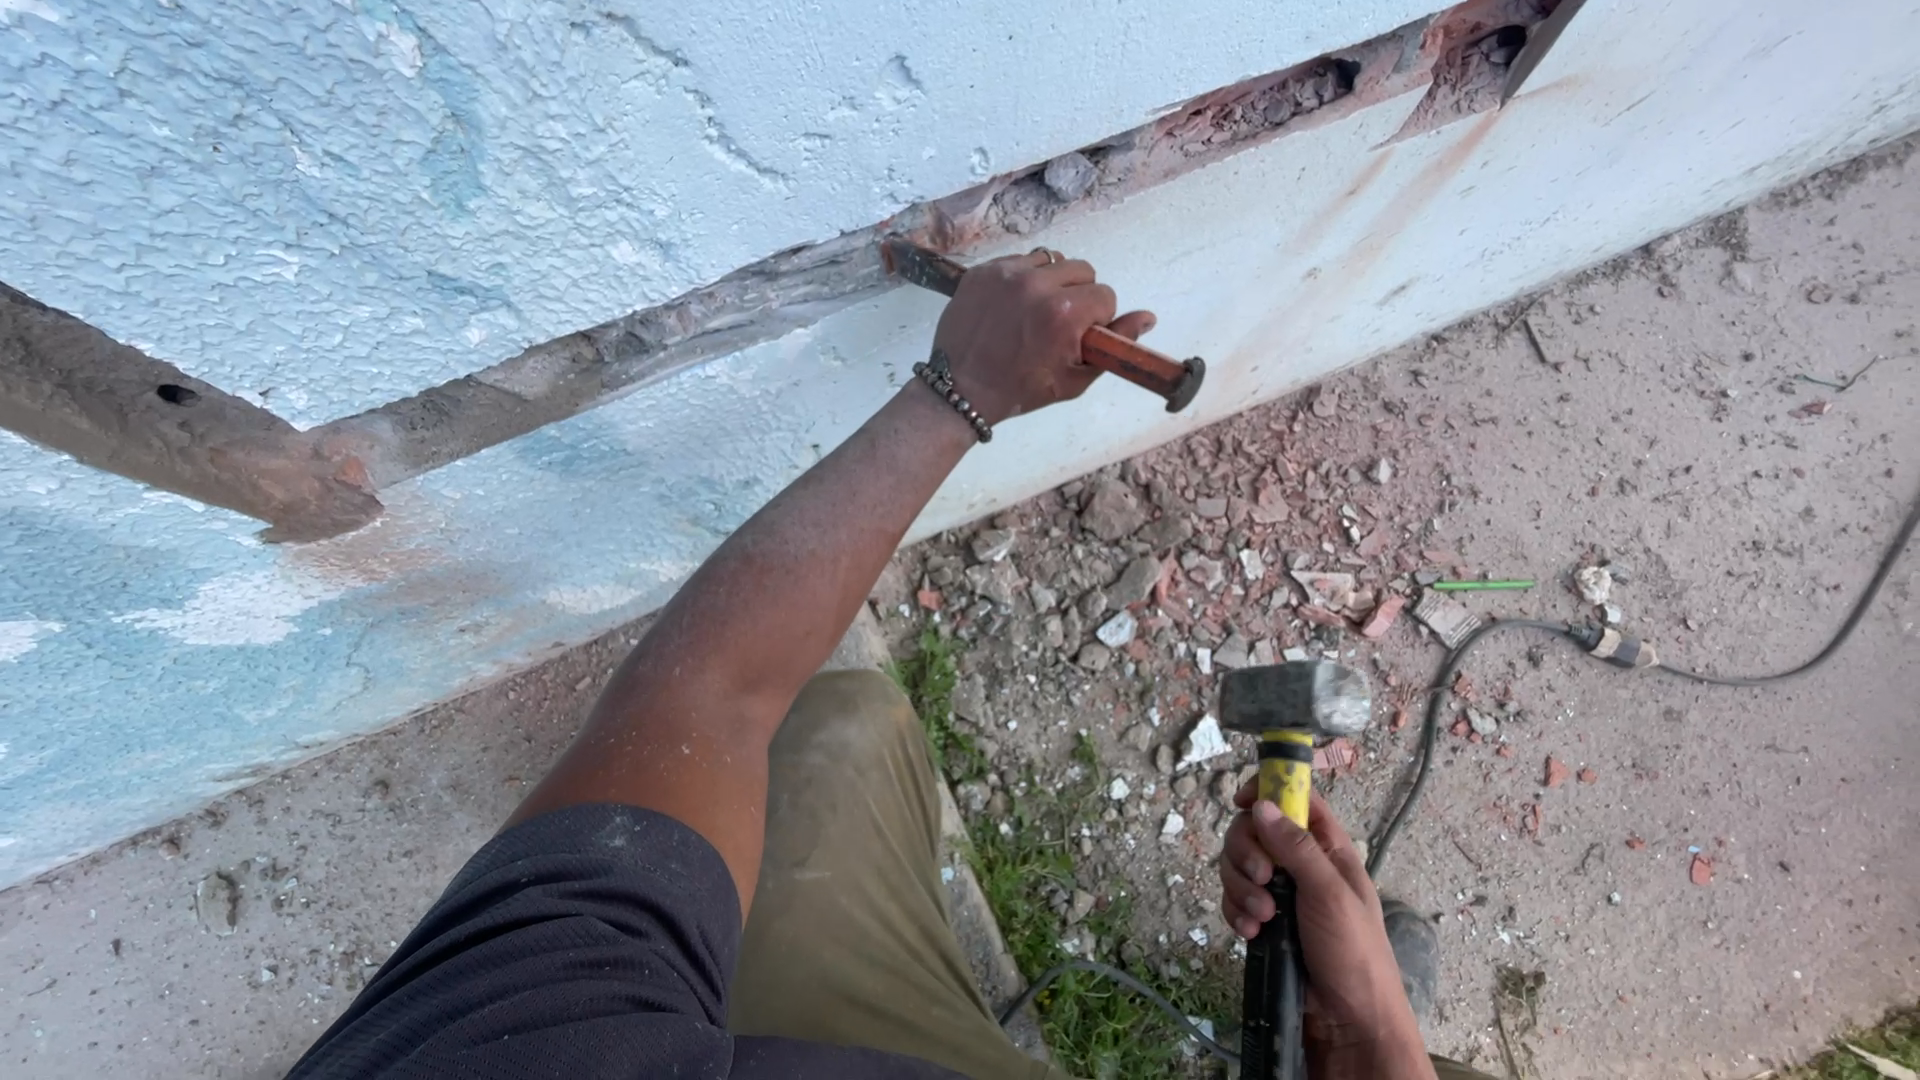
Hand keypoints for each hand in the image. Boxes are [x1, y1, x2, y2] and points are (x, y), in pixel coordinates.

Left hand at [928, 248, 1154, 425]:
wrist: (961, 389)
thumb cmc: (1022, 390)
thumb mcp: (1074, 378)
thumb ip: (1114, 345)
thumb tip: (1147, 317)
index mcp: (1063, 312)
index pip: (1104, 296)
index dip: (1096, 319)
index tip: (1078, 336)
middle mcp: (1037, 283)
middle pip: (1082, 271)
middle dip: (1078, 296)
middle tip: (1058, 324)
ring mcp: (1006, 273)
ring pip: (1052, 261)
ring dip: (1052, 282)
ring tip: (1034, 312)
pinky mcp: (983, 271)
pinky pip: (1019, 261)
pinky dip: (1023, 279)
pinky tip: (1012, 306)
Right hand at [1220, 786, 1432, 1074]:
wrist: (1347, 1025)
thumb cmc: (1353, 953)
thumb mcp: (1331, 894)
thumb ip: (1296, 848)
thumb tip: (1261, 805)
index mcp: (1327, 849)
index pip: (1296, 798)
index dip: (1268, 790)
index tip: (1241, 801)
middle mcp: (1299, 864)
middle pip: (1254, 828)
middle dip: (1247, 851)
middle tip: (1262, 878)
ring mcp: (1278, 892)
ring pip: (1238, 863)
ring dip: (1241, 887)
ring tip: (1261, 917)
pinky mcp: (1261, 919)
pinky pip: (1233, 898)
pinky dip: (1235, 911)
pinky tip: (1250, 932)